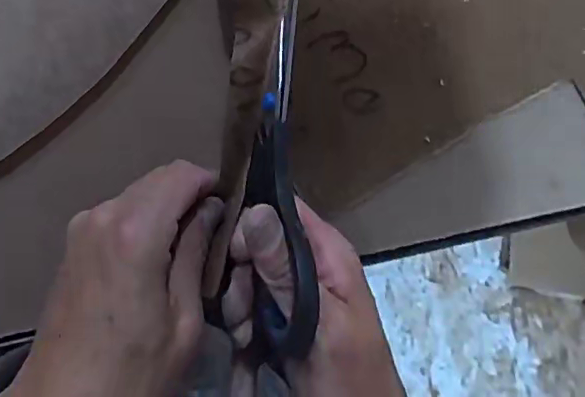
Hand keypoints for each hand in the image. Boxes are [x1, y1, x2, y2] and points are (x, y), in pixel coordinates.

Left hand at [10, 161, 222, 396]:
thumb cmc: (130, 376)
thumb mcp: (183, 322)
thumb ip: (196, 253)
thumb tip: (211, 210)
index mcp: (136, 230)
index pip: (183, 174)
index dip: (210, 182)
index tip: (228, 207)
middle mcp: (106, 213)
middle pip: (161, 177)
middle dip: (189, 193)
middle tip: (211, 229)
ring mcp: (84, 224)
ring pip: (140, 191)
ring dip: (166, 205)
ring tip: (183, 247)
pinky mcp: (72, 240)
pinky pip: (120, 209)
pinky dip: (143, 217)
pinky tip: (151, 257)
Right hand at [222, 198, 404, 396]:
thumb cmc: (351, 375)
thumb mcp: (320, 321)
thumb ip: (286, 270)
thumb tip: (256, 209)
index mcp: (327, 252)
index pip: (283, 208)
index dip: (253, 222)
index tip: (234, 254)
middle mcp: (311, 265)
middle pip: (259, 246)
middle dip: (242, 280)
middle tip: (242, 315)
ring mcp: (296, 296)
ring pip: (250, 282)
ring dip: (238, 312)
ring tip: (245, 342)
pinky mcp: (283, 325)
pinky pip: (251, 313)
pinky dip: (242, 334)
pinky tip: (244, 355)